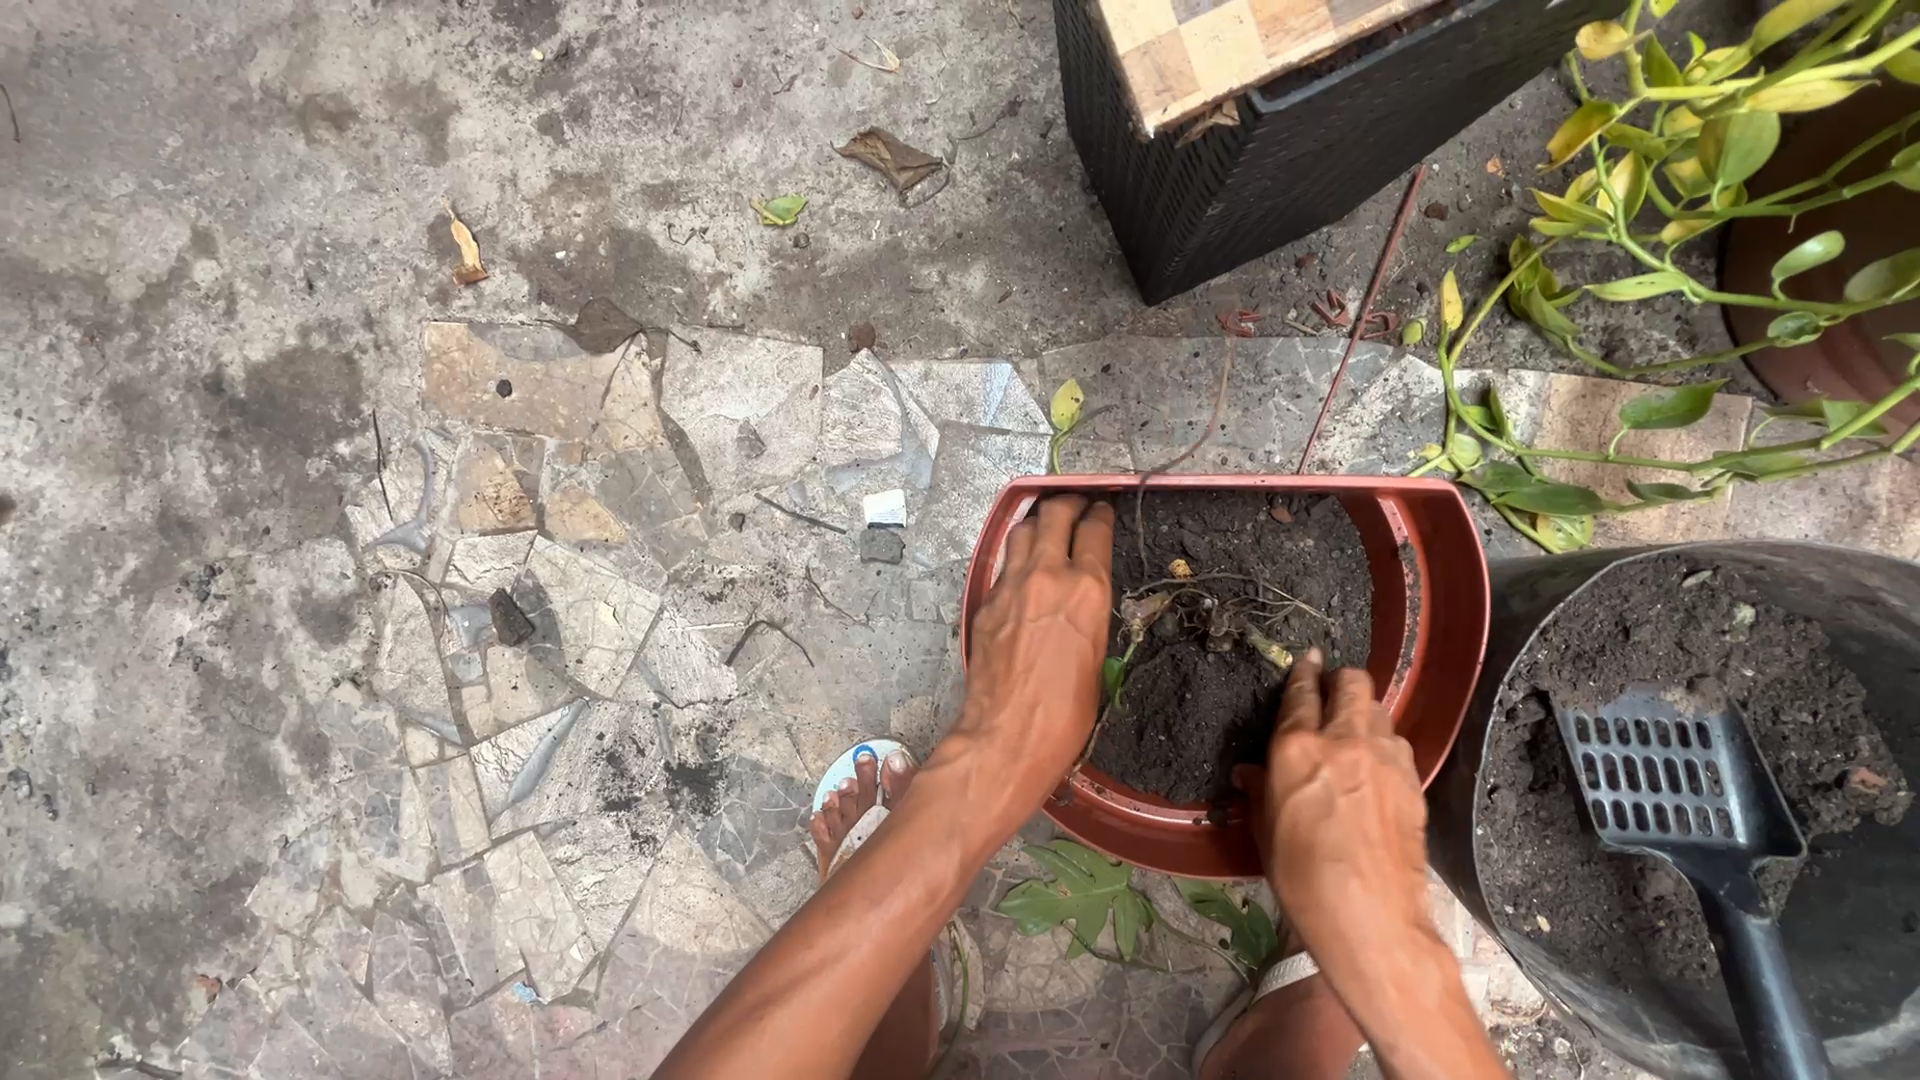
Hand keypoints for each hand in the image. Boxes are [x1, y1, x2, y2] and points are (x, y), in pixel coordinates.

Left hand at [947, 495, 1113, 825]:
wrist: (1008, 732)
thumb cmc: (1067, 712)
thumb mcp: (1099, 658)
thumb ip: (1091, 615)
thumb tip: (1085, 600)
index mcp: (1087, 589)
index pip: (1095, 530)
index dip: (1100, 514)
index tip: (1101, 509)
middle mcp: (1047, 576)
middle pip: (1054, 514)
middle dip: (1067, 502)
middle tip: (1075, 503)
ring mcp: (1011, 585)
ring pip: (1022, 531)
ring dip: (1037, 521)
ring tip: (1046, 524)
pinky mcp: (986, 601)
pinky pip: (1003, 564)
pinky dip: (1016, 556)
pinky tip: (1022, 567)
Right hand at [1237, 650, 1436, 982]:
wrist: (1369, 915)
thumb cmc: (1301, 874)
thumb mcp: (1265, 829)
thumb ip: (1260, 789)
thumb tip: (1250, 772)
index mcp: (1296, 747)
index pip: (1299, 693)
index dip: (1302, 671)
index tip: (1306, 658)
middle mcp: (1343, 740)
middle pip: (1351, 683)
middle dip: (1340, 678)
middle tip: (1331, 686)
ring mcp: (1384, 758)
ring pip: (1379, 708)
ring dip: (1364, 708)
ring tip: (1353, 725)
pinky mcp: (1413, 782)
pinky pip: (1397, 742)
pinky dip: (1384, 740)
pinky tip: (1375, 762)